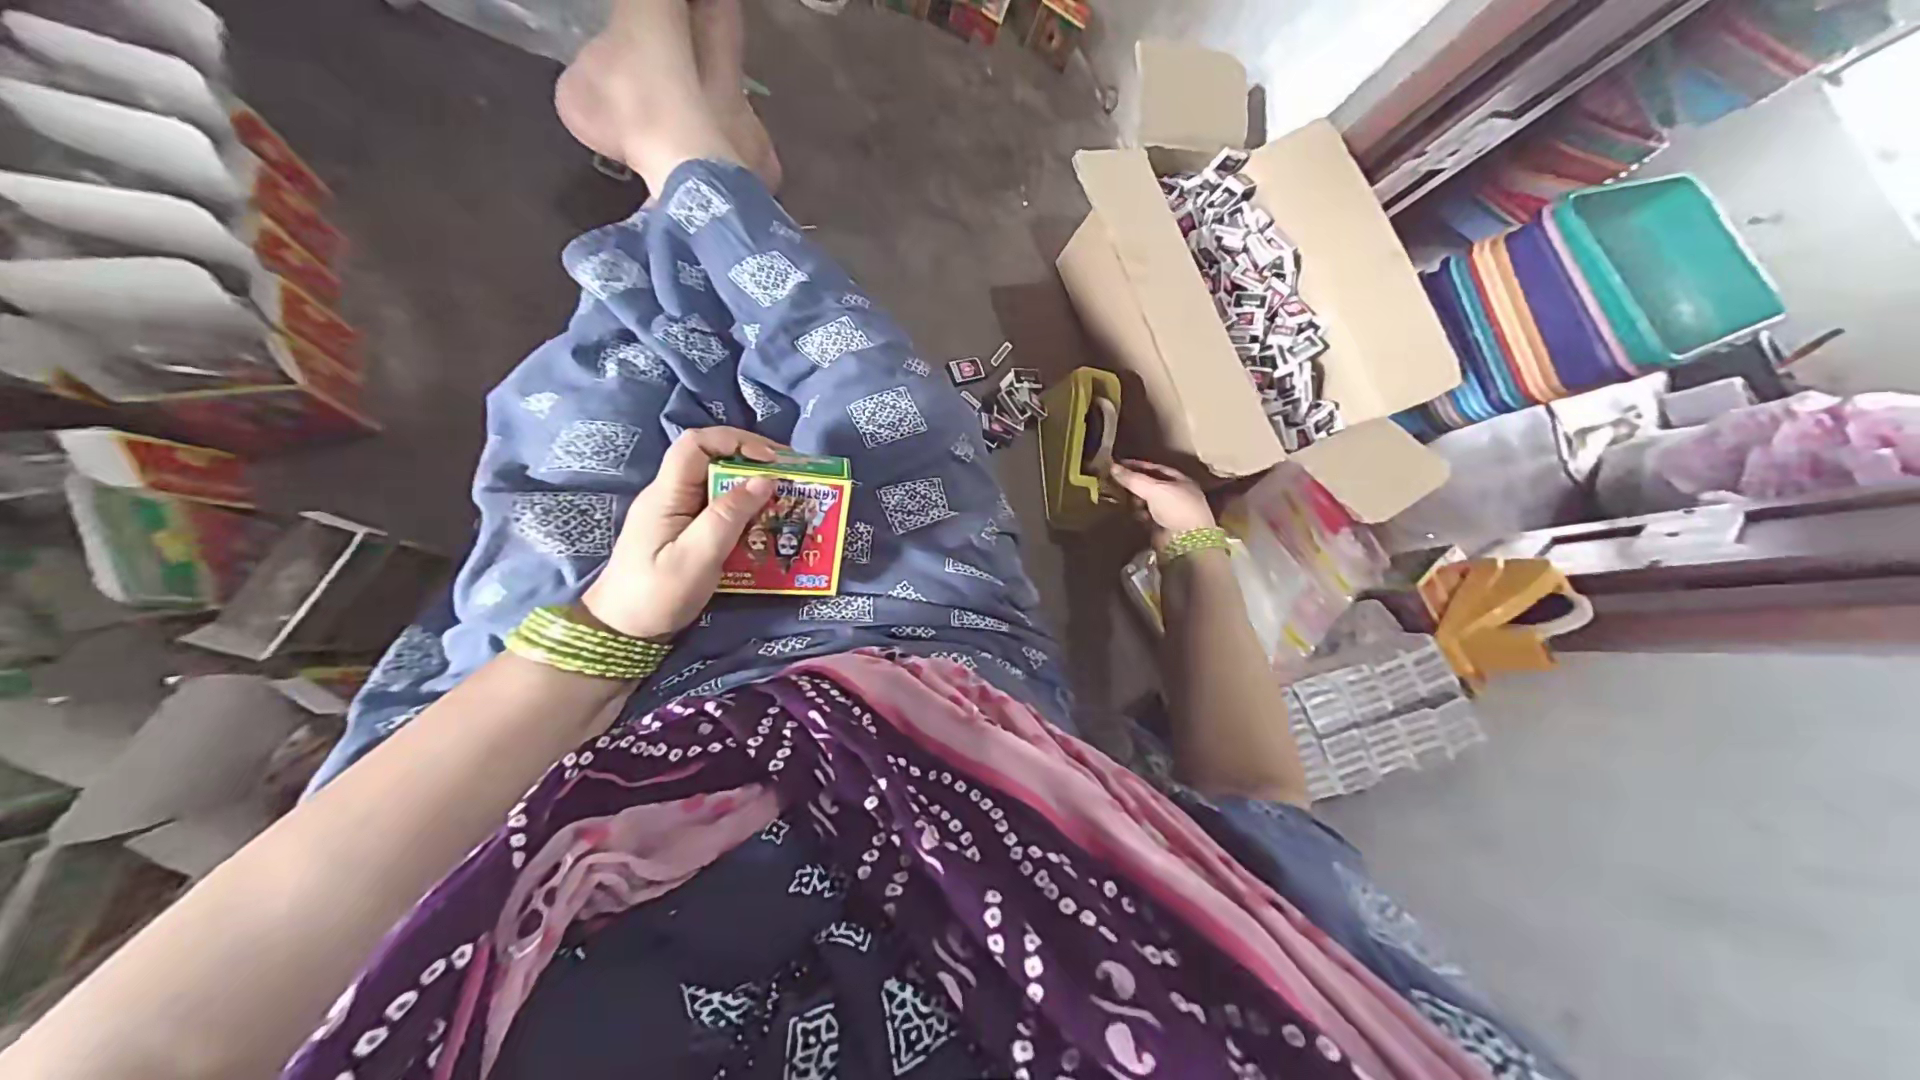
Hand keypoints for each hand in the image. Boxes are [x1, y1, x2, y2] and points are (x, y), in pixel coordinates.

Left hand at [581, 427, 780, 639]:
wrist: (622, 631)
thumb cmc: (657, 594)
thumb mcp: (697, 557)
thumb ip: (729, 516)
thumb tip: (764, 480)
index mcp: (667, 494)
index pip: (697, 444)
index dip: (737, 441)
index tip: (772, 460)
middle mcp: (671, 495)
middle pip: (712, 459)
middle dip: (754, 462)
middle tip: (791, 477)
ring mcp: (677, 513)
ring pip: (718, 484)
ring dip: (753, 487)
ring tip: (786, 499)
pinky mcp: (685, 531)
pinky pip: (718, 508)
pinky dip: (745, 510)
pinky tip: (766, 524)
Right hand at [1106, 459, 1216, 548]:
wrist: (1187, 542)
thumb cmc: (1176, 508)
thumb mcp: (1154, 489)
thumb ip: (1133, 478)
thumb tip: (1112, 467)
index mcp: (1180, 480)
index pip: (1156, 468)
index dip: (1138, 465)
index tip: (1119, 463)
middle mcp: (1175, 494)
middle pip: (1150, 484)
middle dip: (1133, 482)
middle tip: (1115, 479)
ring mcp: (1169, 511)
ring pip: (1146, 500)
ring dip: (1134, 499)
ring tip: (1121, 496)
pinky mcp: (1161, 525)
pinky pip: (1145, 514)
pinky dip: (1137, 512)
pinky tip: (1129, 511)